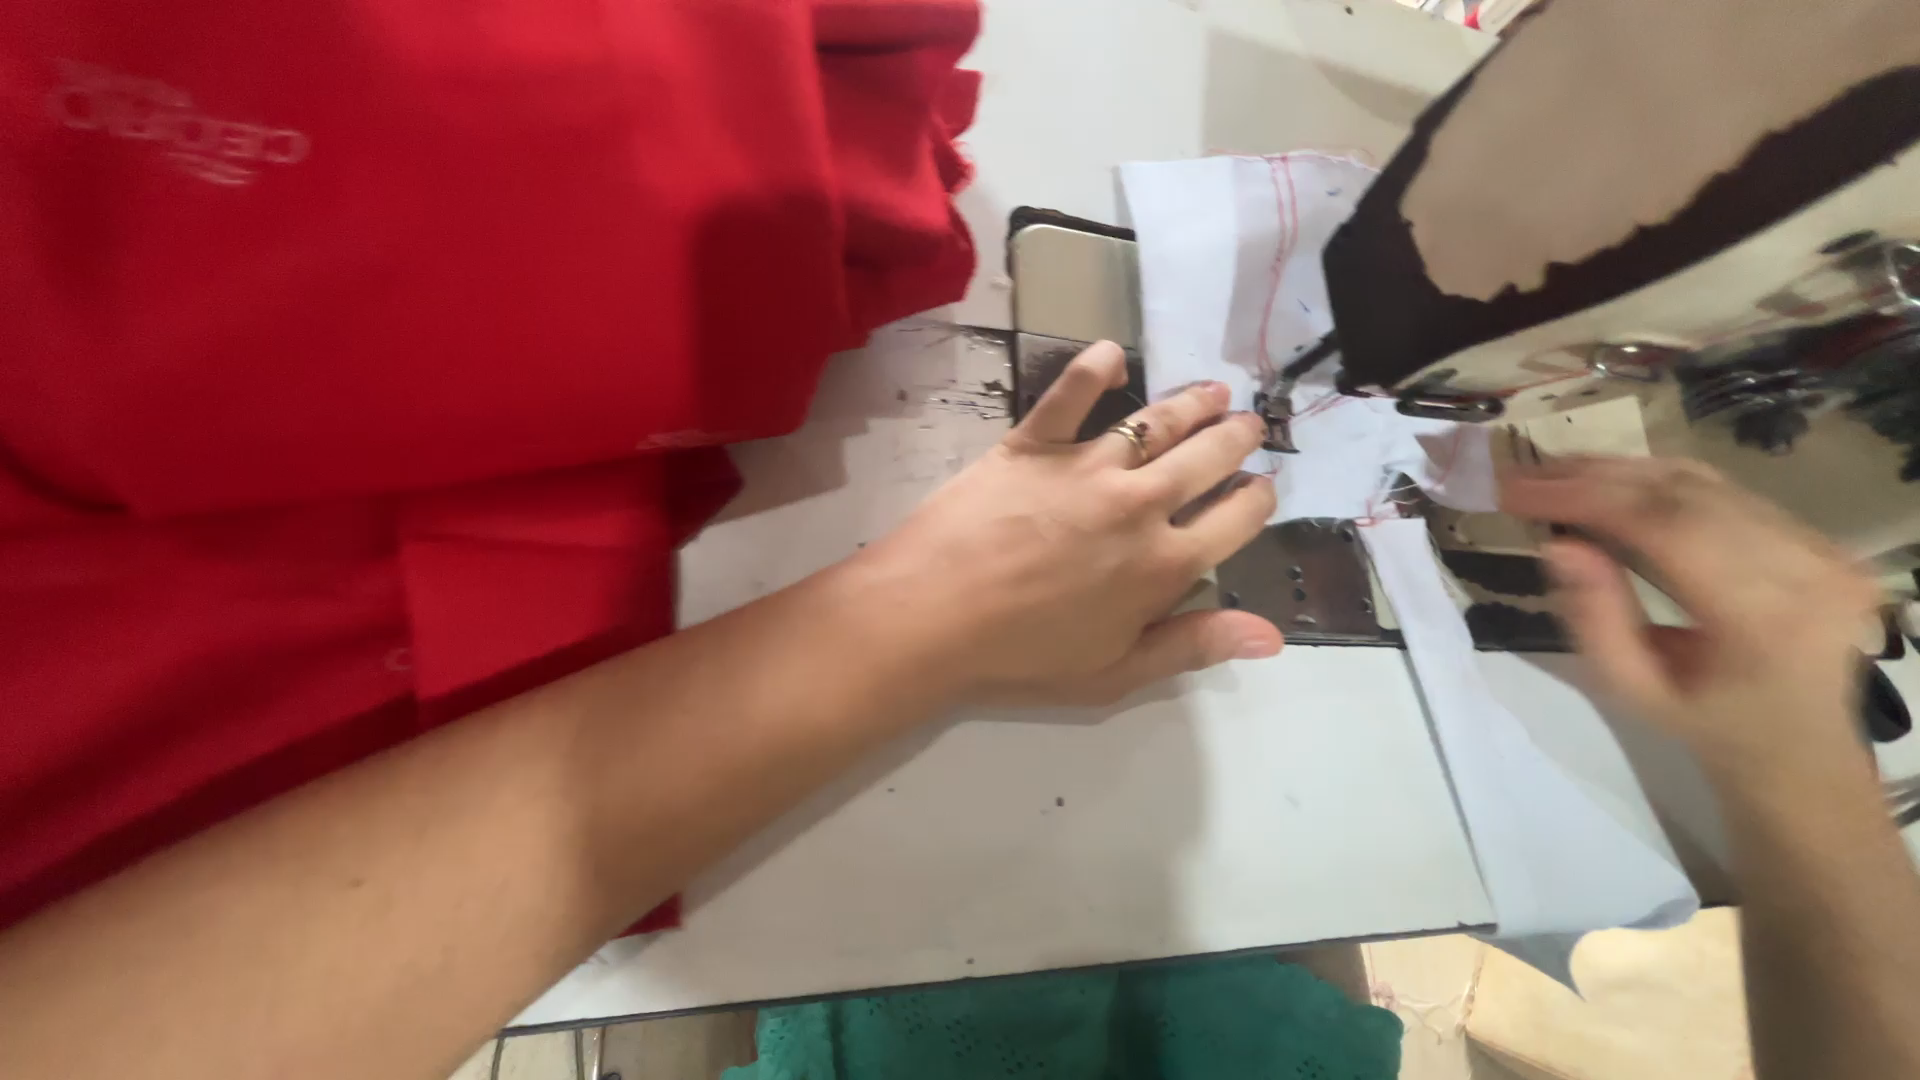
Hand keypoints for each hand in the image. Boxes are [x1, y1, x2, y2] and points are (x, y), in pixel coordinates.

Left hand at [859, 341, 1281, 705]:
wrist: (932, 616)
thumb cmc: (1021, 656)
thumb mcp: (1114, 673)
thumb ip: (1193, 646)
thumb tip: (1272, 636)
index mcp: (1162, 565)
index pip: (1235, 519)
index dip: (1257, 499)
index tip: (1261, 487)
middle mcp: (1138, 506)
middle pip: (1206, 459)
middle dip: (1236, 439)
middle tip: (1247, 425)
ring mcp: (1085, 467)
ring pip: (1156, 422)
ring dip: (1194, 402)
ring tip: (1214, 391)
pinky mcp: (1032, 443)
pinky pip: (1070, 393)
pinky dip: (1094, 366)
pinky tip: (1112, 352)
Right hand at [1500, 457, 1879, 765]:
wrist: (1794, 739)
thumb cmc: (1701, 721)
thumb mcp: (1627, 686)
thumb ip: (1593, 617)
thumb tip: (1556, 545)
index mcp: (1764, 615)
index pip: (1666, 526)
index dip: (1584, 498)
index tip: (1515, 490)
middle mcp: (1806, 568)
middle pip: (1682, 494)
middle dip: (1589, 478)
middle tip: (1517, 475)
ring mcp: (1819, 546)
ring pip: (1699, 481)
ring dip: (1614, 471)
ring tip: (1547, 473)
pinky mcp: (1812, 536)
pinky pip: (1718, 488)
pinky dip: (1648, 478)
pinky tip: (1600, 481)